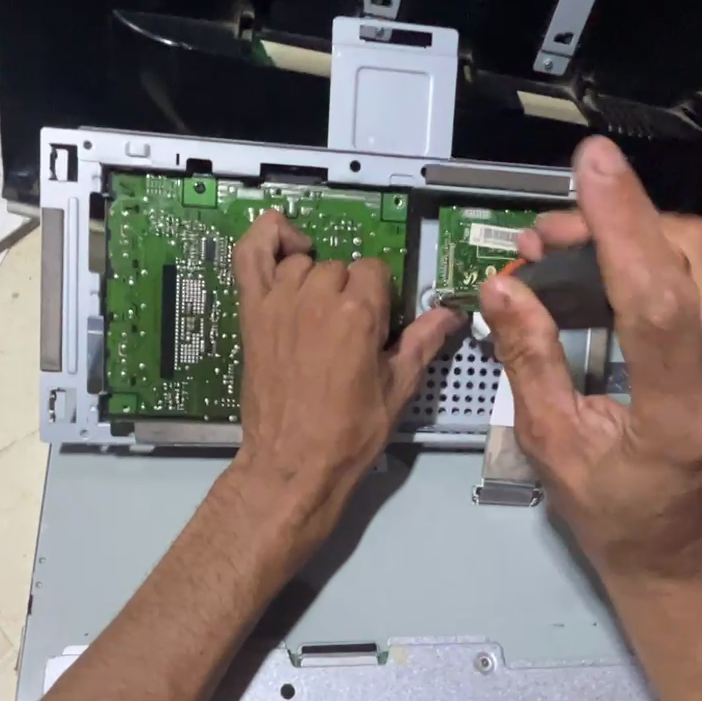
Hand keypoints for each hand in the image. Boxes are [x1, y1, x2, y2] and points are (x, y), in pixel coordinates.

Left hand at [231, 210, 460, 546]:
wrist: (293, 463)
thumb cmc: (348, 433)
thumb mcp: (396, 389)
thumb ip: (422, 342)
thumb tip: (450, 313)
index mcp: (358, 313)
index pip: (376, 273)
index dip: (379, 300)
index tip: (376, 329)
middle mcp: (317, 296)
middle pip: (340, 268)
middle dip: (349, 294)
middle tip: (347, 335)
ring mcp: (279, 301)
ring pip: (302, 264)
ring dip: (314, 279)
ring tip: (317, 314)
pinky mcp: (252, 312)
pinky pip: (251, 254)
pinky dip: (266, 237)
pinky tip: (286, 244)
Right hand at [480, 136, 701, 590]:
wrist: (689, 561)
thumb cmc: (614, 518)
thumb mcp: (554, 447)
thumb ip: (530, 362)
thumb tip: (503, 288)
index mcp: (686, 416)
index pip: (659, 299)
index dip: (622, 225)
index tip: (592, 165)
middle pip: (689, 257)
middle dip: (615, 223)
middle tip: (542, 235)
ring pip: (699, 261)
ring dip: (629, 238)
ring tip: (557, 250)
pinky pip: (701, 285)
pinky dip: (647, 264)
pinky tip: (599, 276)